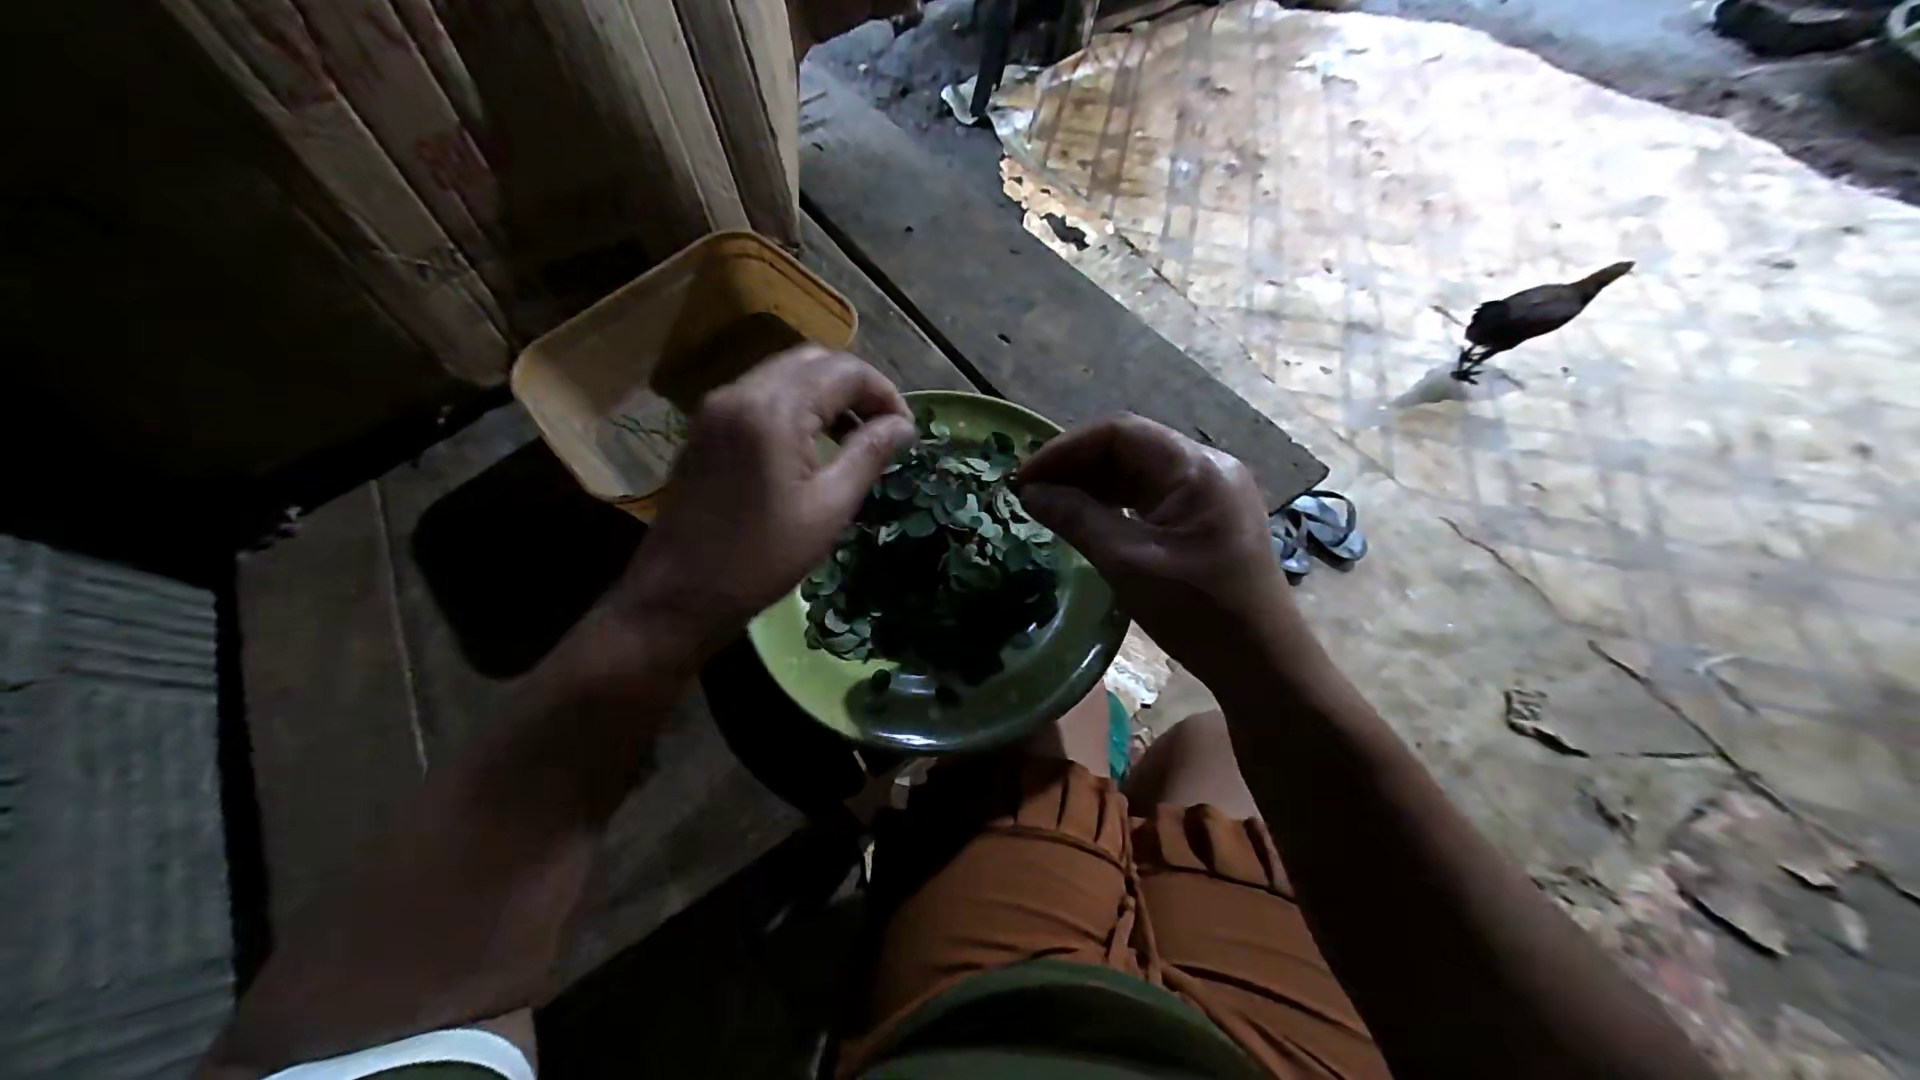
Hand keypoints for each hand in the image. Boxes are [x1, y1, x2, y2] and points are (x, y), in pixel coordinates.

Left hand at [615, 346, 914, 655]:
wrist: (680, 594)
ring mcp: (718, 407)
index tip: (906, 432)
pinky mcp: (708, 426)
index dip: (885, 394)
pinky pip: (763, 395)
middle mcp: (741, 393)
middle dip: (857, 387)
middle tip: (884, 428)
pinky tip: (815, 441)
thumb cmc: (761, 558)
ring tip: (857, 436)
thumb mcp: (829, 508)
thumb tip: (904, 425)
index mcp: (773, 410)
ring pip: (787, 374)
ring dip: (828, 394)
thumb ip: (869, 454)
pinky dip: (798, 405)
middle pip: (814, 361)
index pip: (844, 371)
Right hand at [1015, 415, 1293, 685]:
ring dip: (1091, 484)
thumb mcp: (1129, 563)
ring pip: (1138, 471)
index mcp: (1197, 468)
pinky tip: (1085, 518)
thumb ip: (1077, 519)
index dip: (1065, 448)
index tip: (1025, 478)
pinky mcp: (1206, 517)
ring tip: (1049, 505)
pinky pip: (1151, 495)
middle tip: (1031, 493)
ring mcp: (1210, 492)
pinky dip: (1114, 503)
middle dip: (1076, 465)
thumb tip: (1030, 493)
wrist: (1262, 663)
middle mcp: (1207, 467)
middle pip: (1129, 447)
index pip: (1119, 432)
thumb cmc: (1199, 612)